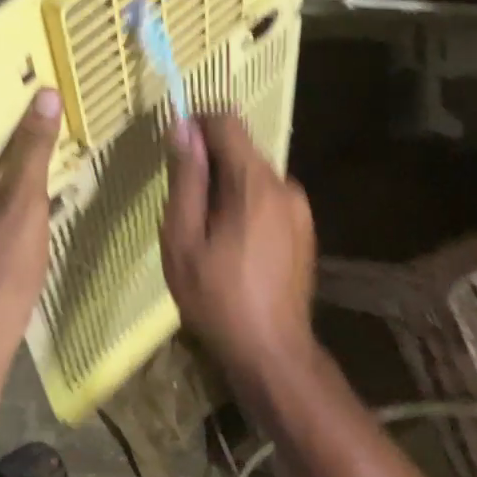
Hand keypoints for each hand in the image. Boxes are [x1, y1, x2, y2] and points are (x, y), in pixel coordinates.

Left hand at [0, 89, 60, 359]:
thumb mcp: (23, 200)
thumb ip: (33, 146)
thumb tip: (45, 94)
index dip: (5, 104)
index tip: (36, 83)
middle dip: (13, 129)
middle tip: (51, 103)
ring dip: (14, 154)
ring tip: (52, 128)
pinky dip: (8, 179)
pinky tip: (40, 168)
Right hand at [160, 113, 316, 372]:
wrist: (272, 354)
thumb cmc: (217, 297)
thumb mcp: (183, 237)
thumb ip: (186, 178)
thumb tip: (182, 127)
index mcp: (255, 184)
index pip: (227, 122)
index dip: (196, 125)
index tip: (173, 151)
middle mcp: (285, 186)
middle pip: (240, 149)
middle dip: (208, 162)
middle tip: (182, 204)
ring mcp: (299, 209)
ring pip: (252, 174)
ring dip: (225, 186)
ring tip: (203, 230)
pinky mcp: (303, 229)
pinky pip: (266, 197)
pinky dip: (243, 204)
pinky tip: (228, 244)